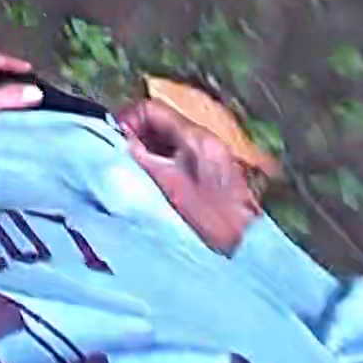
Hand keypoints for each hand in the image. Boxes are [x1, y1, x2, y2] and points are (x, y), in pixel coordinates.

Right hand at [117, 98, 259, 252]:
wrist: (248, 253)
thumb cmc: (206, 217)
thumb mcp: (165, 183)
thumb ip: (139, 156)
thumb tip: (117, 139)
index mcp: (194, 136)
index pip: (150, 109)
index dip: (127, 120)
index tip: (114, 141)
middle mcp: (204, 139)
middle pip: (159, 122)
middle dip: (136, 136)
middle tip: (120, 156)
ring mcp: (211, 156)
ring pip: (166, 140)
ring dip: (146, 151)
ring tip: (134, 171)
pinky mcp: (213, 174)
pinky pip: (176, 155)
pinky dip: (160, 163)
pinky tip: (153, 182)